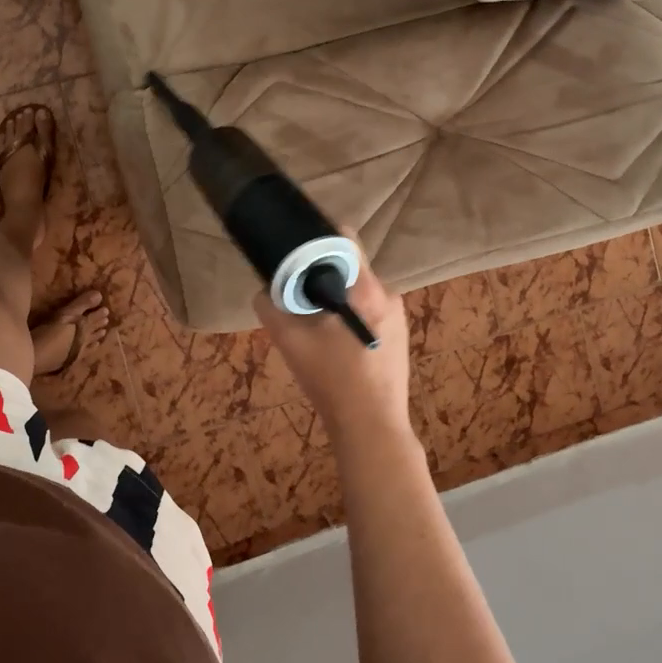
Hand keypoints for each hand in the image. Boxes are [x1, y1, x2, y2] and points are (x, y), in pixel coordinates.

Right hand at [254, 247, 412, 444]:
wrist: (371, 427)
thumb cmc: (331, 379)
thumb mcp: (289, 341)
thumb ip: (270, 307)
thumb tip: (263, 289)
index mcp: (366, 288)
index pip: (345, 238)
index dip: (317, 234)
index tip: (295, 241)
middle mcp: (387, 294)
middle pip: (350, 265)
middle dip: (322, 270)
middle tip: (296, 285)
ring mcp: (397, 316)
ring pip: (359, 290)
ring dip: (335, 294)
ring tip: (311, 315)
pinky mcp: (398, 336)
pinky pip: (368, 309)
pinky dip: (348, 312)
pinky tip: (332, 338)